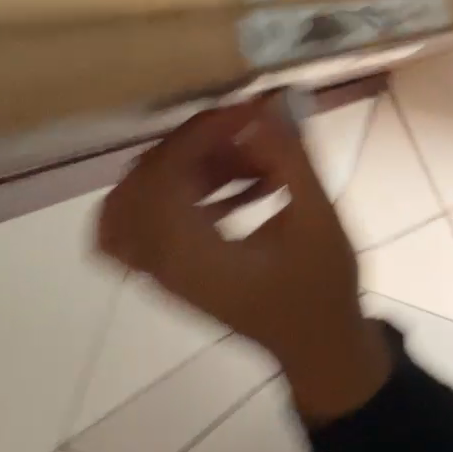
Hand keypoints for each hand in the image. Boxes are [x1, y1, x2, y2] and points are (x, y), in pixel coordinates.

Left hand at [96, 97, 389, 422]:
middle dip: (188, 146)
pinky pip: (142, 226)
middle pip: (137, 186)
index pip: (163, 177)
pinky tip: (236, 185)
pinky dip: (176, 193)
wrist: (316, 341)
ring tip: (241, 156)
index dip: (200, 134)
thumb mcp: (318, 218)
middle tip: (243, 127)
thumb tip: (263, 111)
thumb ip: (290, 162)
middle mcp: (159, 265)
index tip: (250, 110)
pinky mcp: (171, 273)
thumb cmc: (321, 283)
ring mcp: (159, 272)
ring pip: (131, 206)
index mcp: (190, 254)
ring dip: (180, 168)